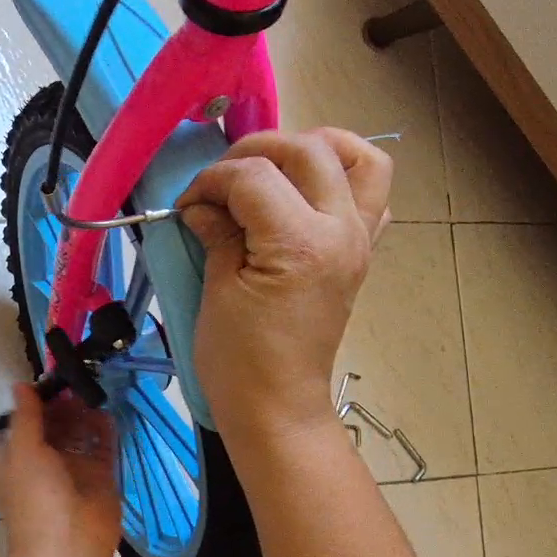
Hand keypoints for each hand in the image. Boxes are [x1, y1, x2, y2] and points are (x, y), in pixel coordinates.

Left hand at [0, 382, 121, 556]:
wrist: (69, 550)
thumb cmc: (37, 499)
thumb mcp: (23, 452)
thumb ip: (26, 417)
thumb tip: (20, 384)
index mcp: (18, 460)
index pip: (27, 424)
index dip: (38, 402)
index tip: (54, 378)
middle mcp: (45, 464)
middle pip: (55, 427)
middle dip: (64, 405)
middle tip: (78, 379)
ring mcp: (74, 472)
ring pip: (79, 435)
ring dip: (84, 414)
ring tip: (94, 388)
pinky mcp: (101, 480)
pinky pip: (103, 448)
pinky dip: (105, 430)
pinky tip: (108, 408)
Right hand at [175, 128, 392, 442]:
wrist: (276, 407)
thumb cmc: (237, 361)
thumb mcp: (216, 294)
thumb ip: (218, 235)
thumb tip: (202, 205)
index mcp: (299, 243)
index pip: (253, 176)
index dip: (211, 181)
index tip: (186, 205)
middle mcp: (340, 230)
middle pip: (308, 151)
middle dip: (256, 152)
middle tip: (221, 181)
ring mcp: (358, 240)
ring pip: (360, 158)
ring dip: (316, 149)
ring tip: (275, 167)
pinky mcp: (358, 253)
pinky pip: (370, 196)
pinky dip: (341, 182)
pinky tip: (304, 199)